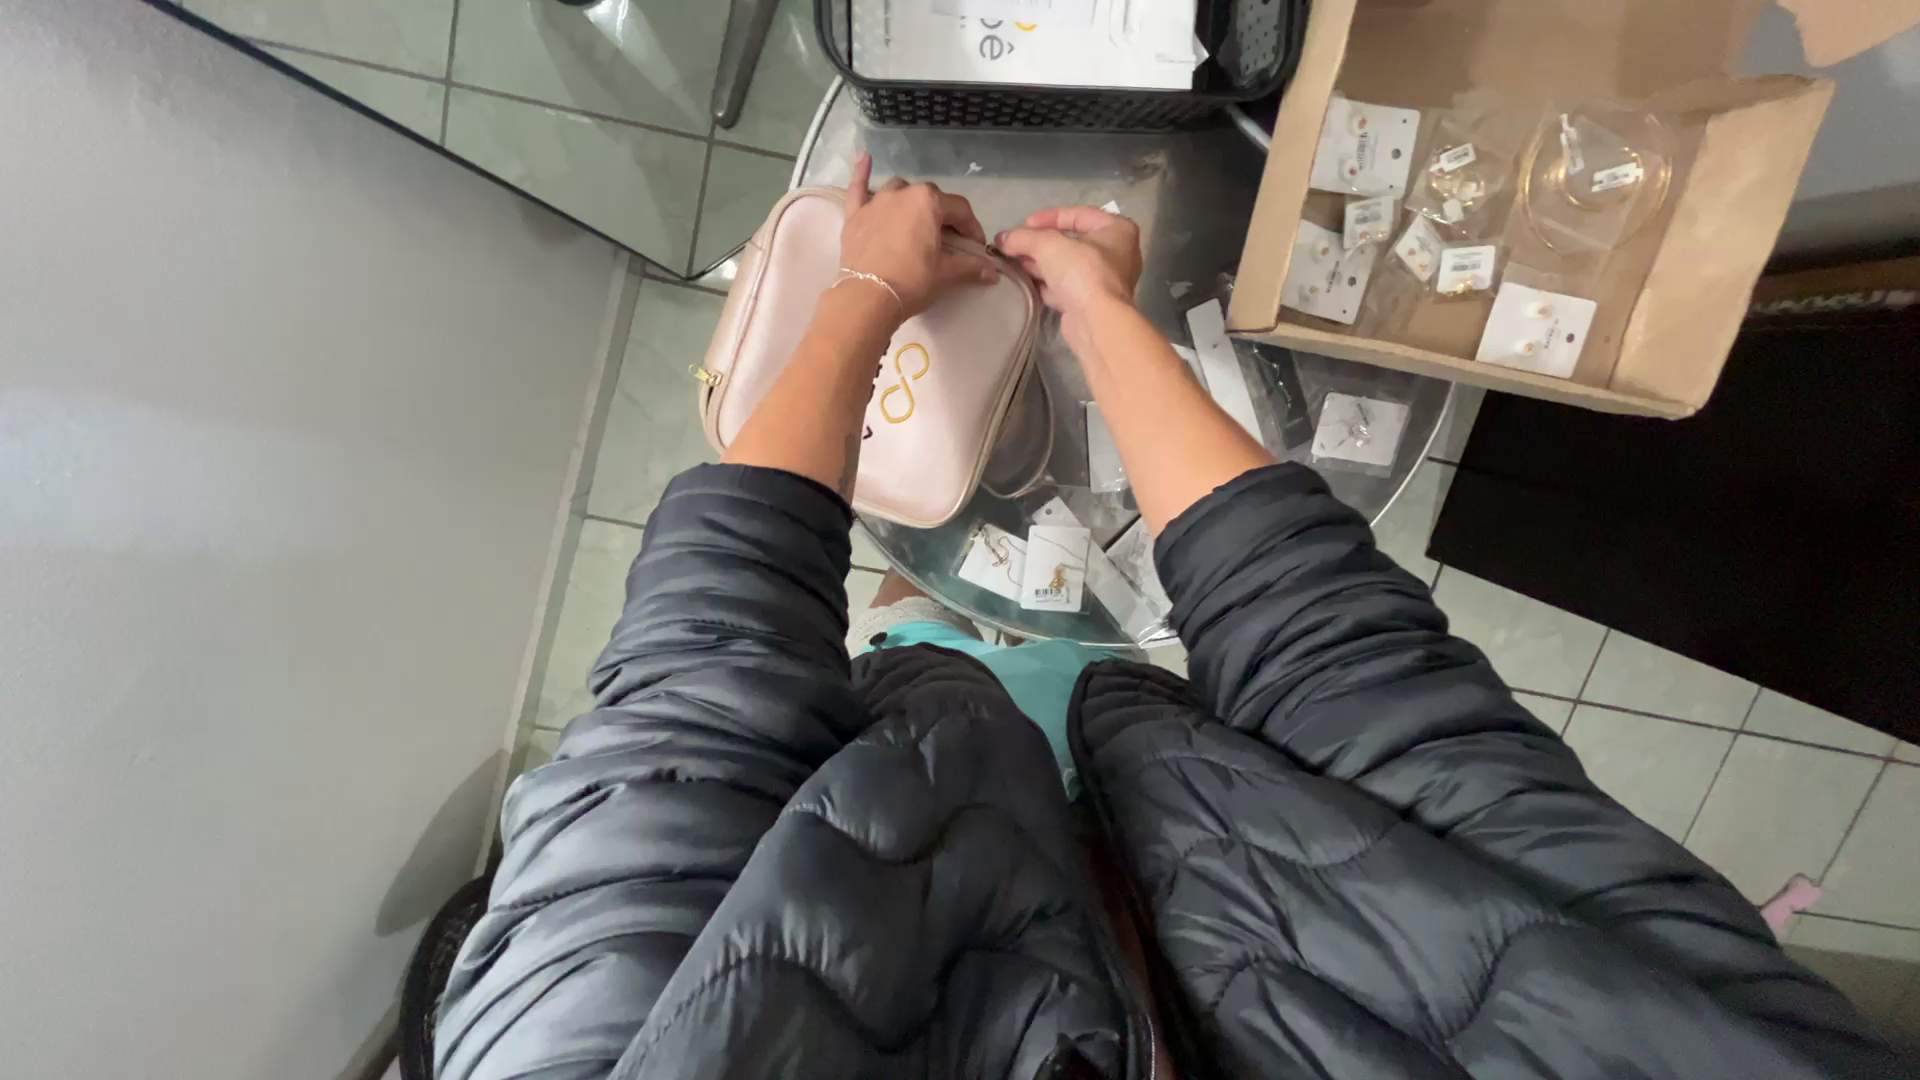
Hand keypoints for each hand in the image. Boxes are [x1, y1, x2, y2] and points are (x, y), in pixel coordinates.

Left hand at [838, 153, 998, 319]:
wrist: (868, 298)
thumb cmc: (912, 283)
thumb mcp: (946, 275)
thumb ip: (971, 267)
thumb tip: (993, 271)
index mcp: (929, 202)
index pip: (960, 209)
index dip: (972, 229)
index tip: (975, 249)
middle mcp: (903, 193)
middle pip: (930, 199)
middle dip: (943, 217)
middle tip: (948, 243)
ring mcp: (876, 201)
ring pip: (899, 191)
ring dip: (911, 202)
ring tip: (916, 222)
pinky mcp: (855, 215)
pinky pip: (858, 187)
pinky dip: (862, 173)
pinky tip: (865, 157)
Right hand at [994, 206, 1143, 340]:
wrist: (1096, 322)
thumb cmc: (1082, 272)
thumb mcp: (1049, 244)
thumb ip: (1024, 237)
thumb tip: (1002, 238)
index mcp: (1117, 230)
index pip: (1080, 214)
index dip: (1050, 216)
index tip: (1026, 224)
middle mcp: (1116, 255)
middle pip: (1072, 242)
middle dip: (1041, 244)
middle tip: (1016, 246)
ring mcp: (1103, 282)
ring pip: (1067, 267)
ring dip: (1040, 264)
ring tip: (1014, 263)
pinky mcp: (1090, 305)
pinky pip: (1065, 288)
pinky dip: (1045, 285)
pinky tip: (1025, 283)